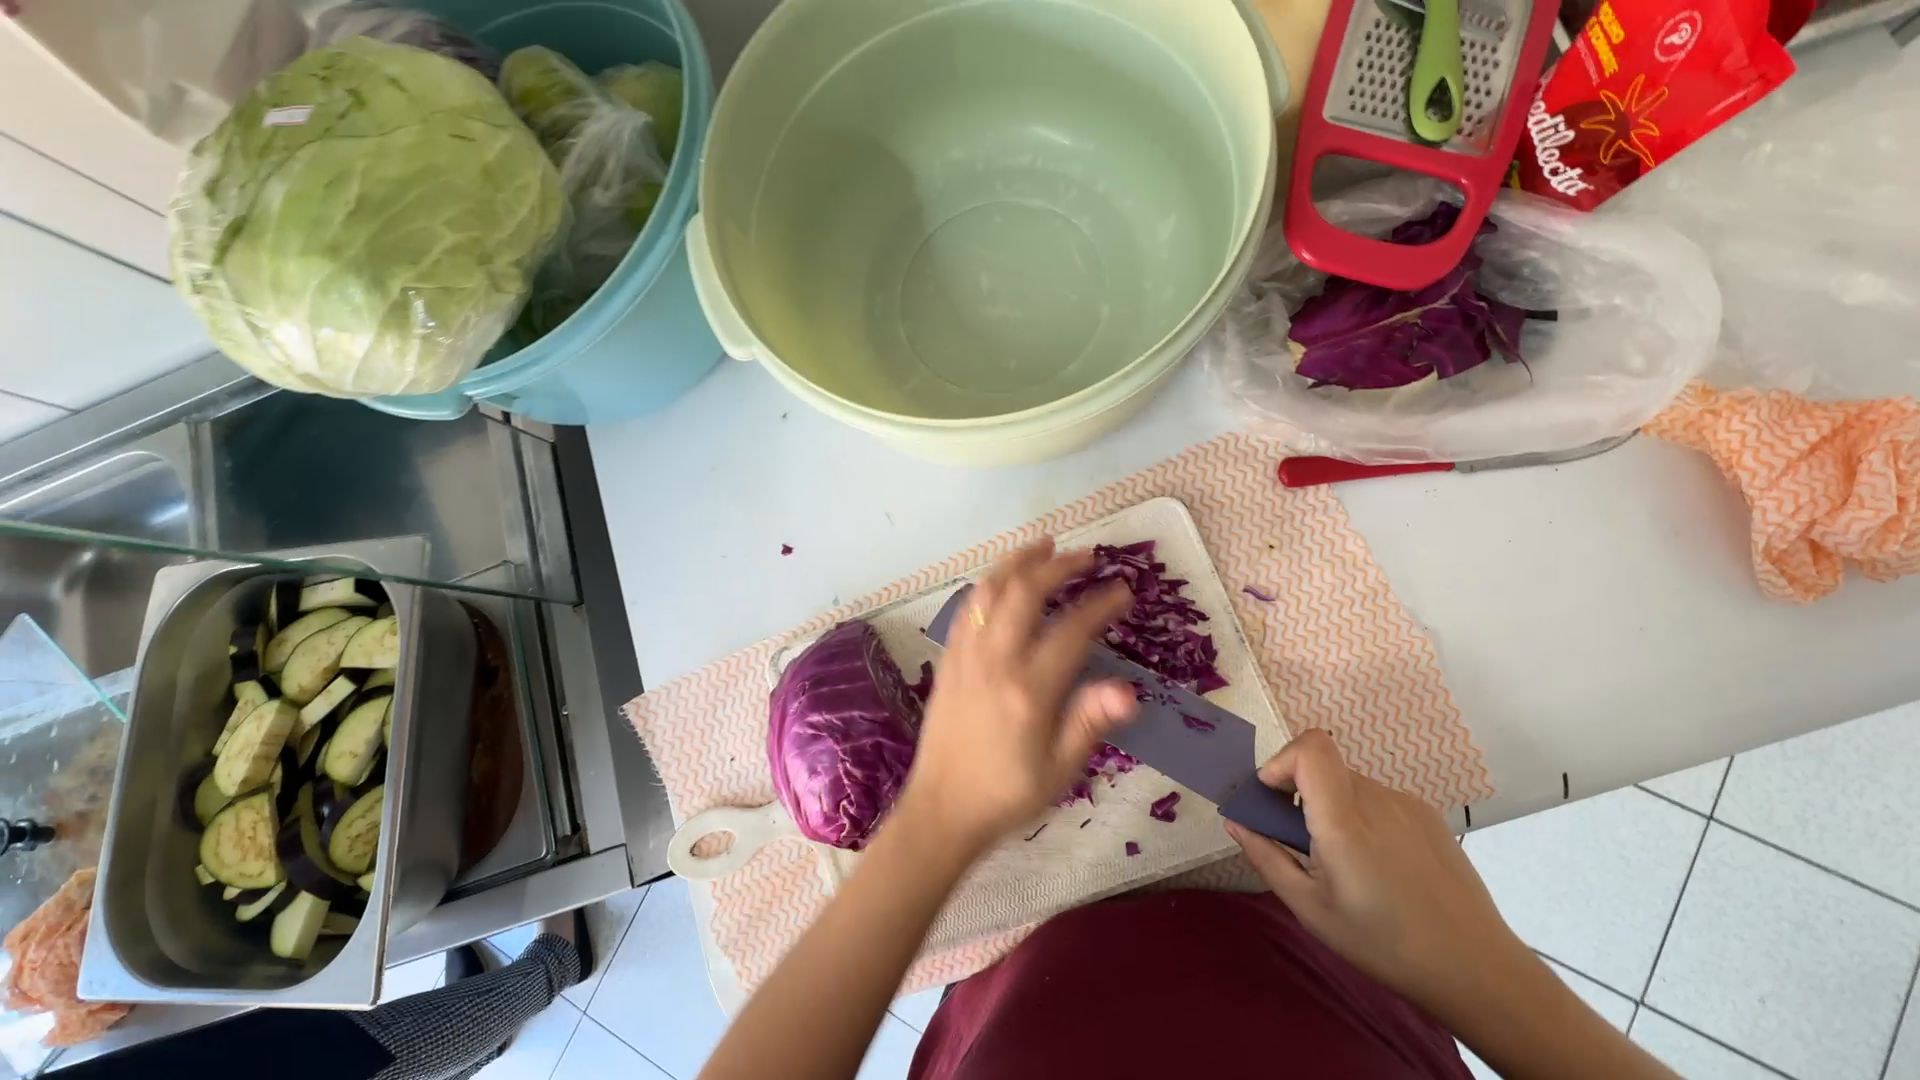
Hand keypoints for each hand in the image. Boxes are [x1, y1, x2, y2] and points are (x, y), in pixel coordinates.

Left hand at [897, 540, 1138, 852]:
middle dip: (1058, 566)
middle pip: (1025, 594)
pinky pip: (966, 610)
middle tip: (1086, 555)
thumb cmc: (1007, 794)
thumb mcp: (1059, 770)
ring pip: (989, 592)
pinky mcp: (948, 662)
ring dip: (1017, 562)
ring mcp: (965, 658)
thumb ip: (1090, 723)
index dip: (1100, 604)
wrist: (942, 810)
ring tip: (1044, 546)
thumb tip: (1129, 689)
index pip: (1071, 630)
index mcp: (1028, 691)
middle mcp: (994, 663)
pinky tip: (1002, 580)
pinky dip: (988, 585)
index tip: (1122, 591)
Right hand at [1226, 730, 1531, 1011]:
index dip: (1281, 761)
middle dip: (1298, 793)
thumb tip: (1236, 820)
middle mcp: (1377, 799)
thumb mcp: (1310, 909)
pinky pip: (1378, 800)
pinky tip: (1378, 866)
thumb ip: (1267, 857)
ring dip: (1330, 808)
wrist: (1475, 968)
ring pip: (1349, 785)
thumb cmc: (1382, 944)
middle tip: (1299, 842)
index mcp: (1345, 821)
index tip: (1271, 799)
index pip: (1311, 747)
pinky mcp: (1428, 816)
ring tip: (1344, 863)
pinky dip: (1361, 817)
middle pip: (1324, 768)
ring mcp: (1407, 804)